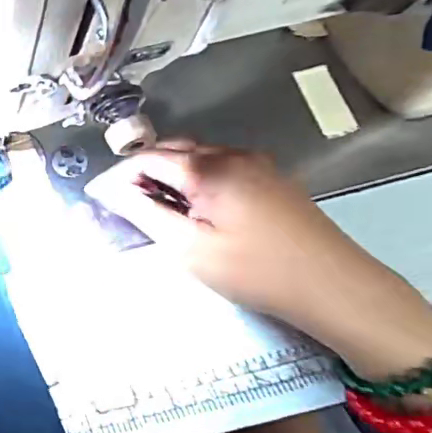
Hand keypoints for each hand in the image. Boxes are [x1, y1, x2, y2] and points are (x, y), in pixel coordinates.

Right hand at [85, 142, 431, 377]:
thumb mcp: (189, 247)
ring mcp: (258, 163)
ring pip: (201, 157)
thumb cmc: (253, 269)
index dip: (121, 175)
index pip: (150, 157)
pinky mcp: (273, 178)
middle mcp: (233, 154)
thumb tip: (112, 191)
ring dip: (174, 174)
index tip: (101, 197)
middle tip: (127, 203)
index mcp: (208, 167)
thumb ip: (146, 213)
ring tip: (160, 209)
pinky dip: (200, 179)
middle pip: (176, 150)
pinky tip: (200, 209)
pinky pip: (224, 167)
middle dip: (146, 171)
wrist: (330, 283)